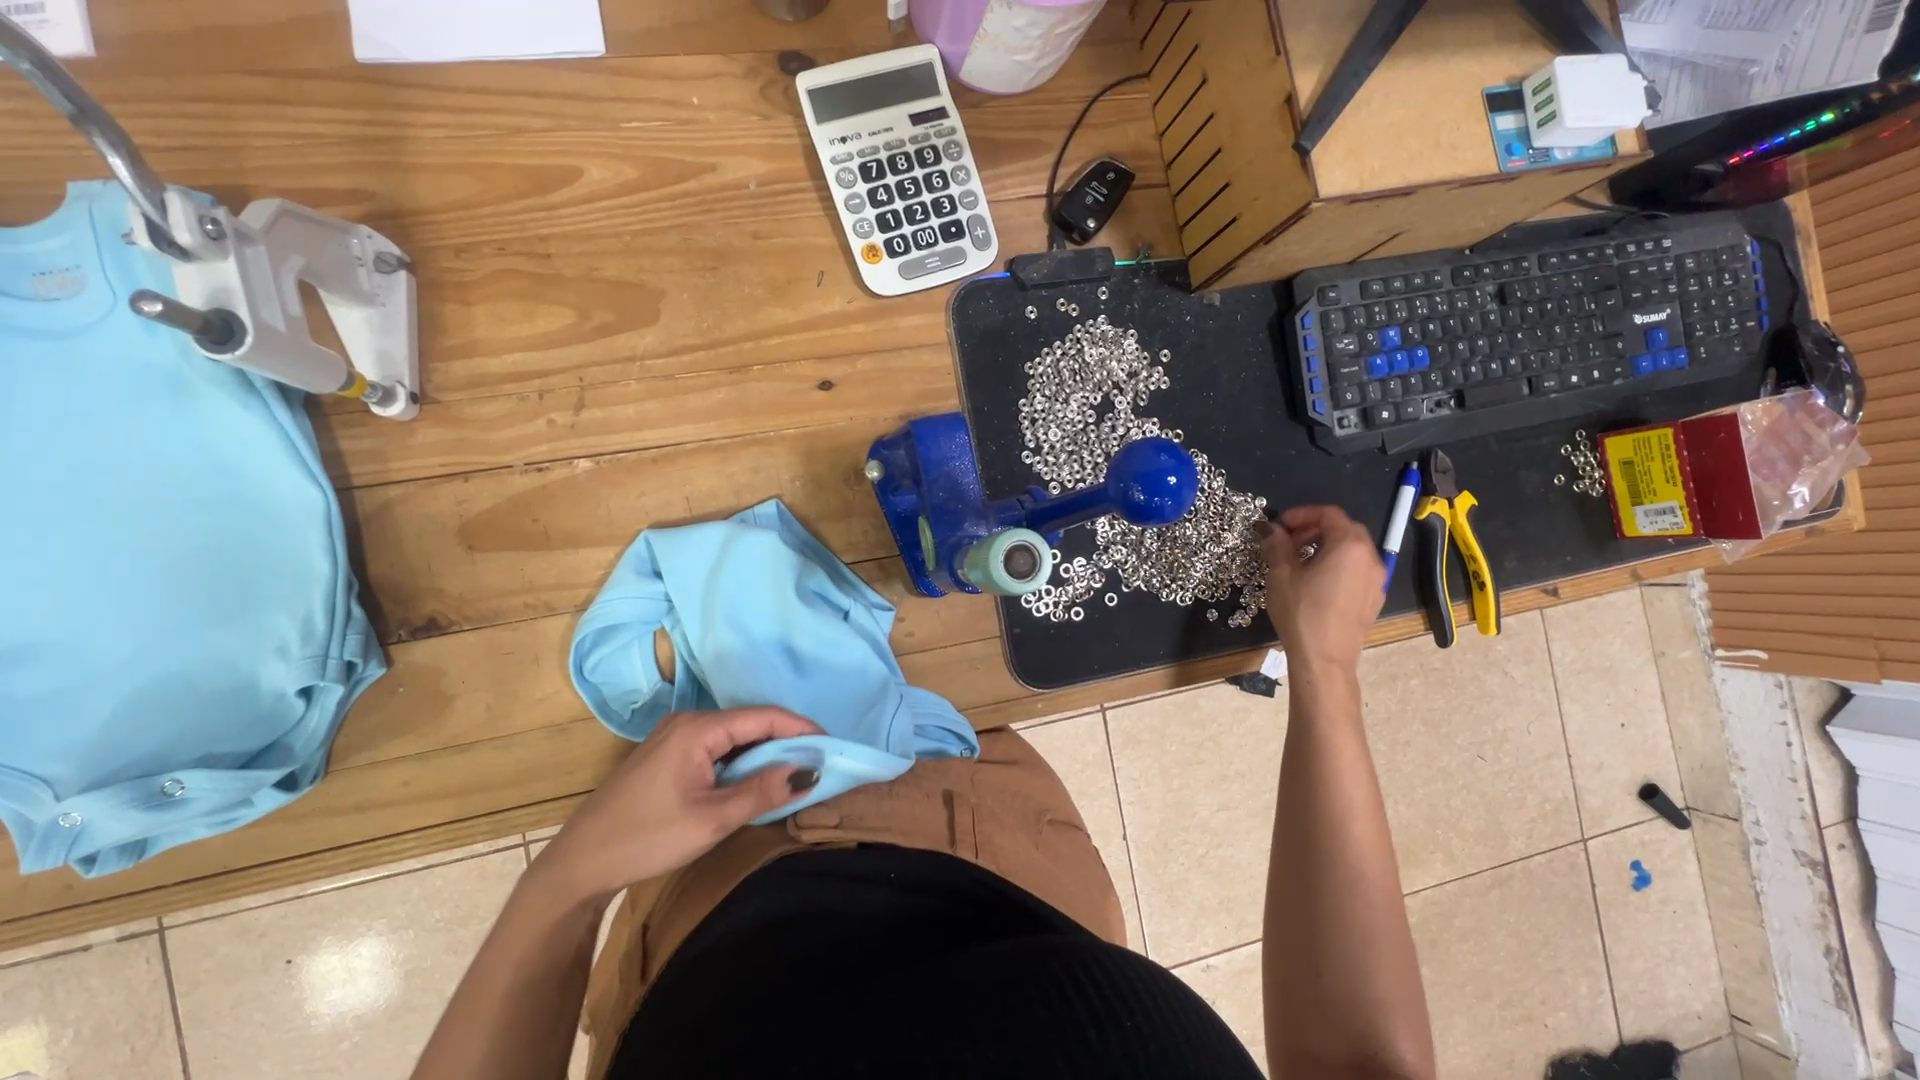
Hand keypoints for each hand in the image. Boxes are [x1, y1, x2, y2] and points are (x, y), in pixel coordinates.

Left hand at [532, 707, 822, 903]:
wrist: (580, 863)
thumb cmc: (647, 838)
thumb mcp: (712, 819)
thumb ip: (762, 791)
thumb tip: (809, 771)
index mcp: (698, 729)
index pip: (764, 716)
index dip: (802, 728)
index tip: (834, 746)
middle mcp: (687, 722)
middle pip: (750, 723)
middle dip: (787, 741)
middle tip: (820, 765)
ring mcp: (675, 738)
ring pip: (734, 738)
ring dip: (765, 754)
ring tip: (797, 775)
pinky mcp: (668, 756)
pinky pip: (717, 749)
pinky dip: (742, 762)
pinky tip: (756, 782)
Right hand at [1260, 505, 1385, 673]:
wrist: (1324, 658)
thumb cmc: (1301, 612)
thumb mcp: (1281, 575)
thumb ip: (1278, 545)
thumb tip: (1273, 530)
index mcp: (1349, 545)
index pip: (1329, 514)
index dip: (1302, 514)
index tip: (1280, 525)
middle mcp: (1370, 557)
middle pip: (1345, 529)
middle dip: (1315, 529)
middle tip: (1289, 542)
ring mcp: (1377, 579)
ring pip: (1353, 550)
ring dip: (1327, 547)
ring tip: (1300, 563)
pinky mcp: (1374, 598)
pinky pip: (1357, 570)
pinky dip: (1338, 566)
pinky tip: (1317, 584)